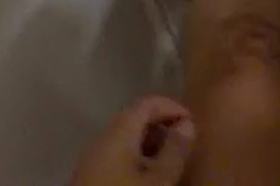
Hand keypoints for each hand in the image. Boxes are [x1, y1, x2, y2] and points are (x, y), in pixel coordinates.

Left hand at [69, 96, 193, 185]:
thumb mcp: (158, 182)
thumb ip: (175, 151)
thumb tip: (187, 125)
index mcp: (117, 134)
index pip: (147, 103)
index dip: (172, 108)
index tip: (192, 126)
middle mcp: (100, 142)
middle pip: (135, 120)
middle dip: (161, 128)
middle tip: (183, 146)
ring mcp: (91, 163)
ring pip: (124, 142)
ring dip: (149, 147)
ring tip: (168, 166)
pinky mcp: (87, 182)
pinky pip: (115, 160)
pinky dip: (135, 161)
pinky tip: (145, 181)